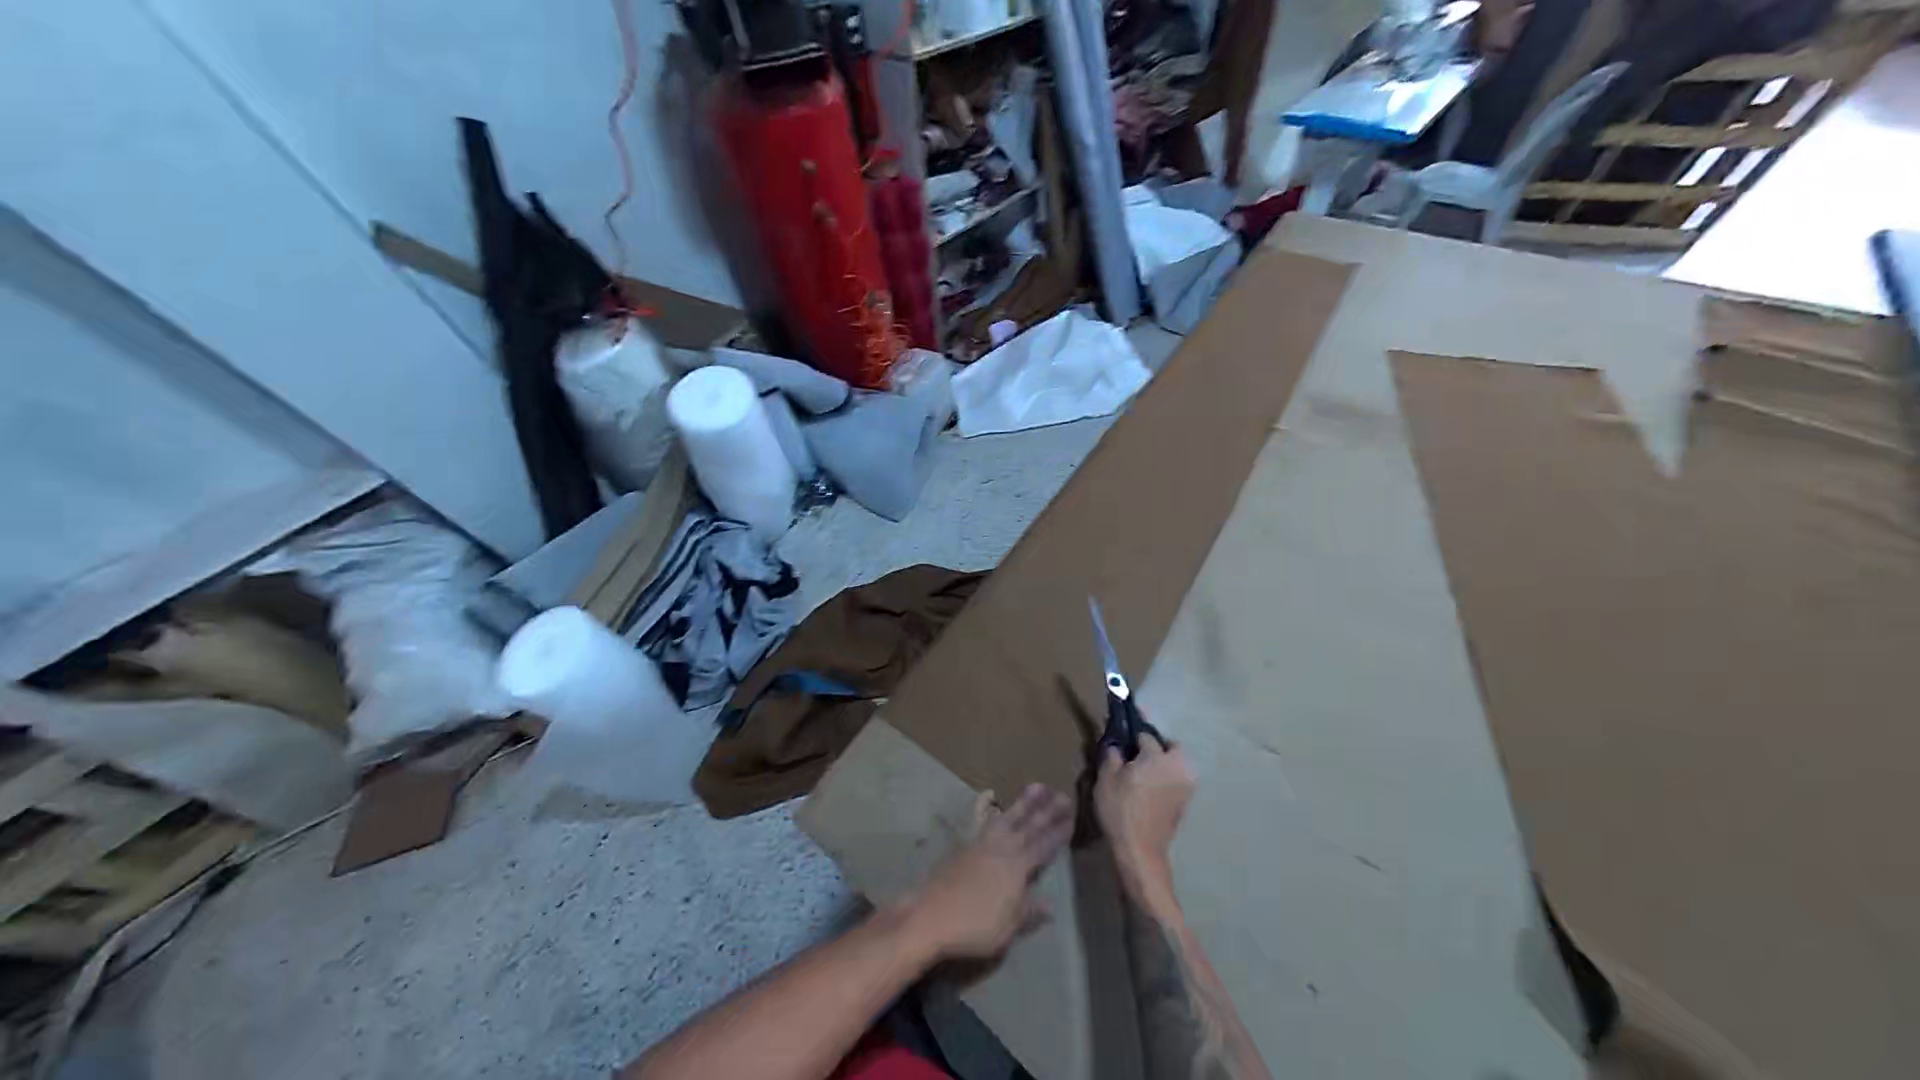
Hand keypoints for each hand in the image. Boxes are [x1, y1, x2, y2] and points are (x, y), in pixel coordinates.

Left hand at [903, 784, 1074, 961]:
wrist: (931, 915)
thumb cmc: (975, 926)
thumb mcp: (1008, 926)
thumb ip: (1029, 910)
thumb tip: (1051, 903)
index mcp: (1017, 867)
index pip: (1043, 847)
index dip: (1058, 834)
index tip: (1072, 818)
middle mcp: (1002, 849)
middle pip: (1029, 827)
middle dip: (1047, 811)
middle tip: (1063, 795)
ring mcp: (982, 844)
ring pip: (1009, 818)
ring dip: (1024, 803)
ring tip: (1037, 787)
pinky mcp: (966, 846)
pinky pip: (987, 822)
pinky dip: (996, 811)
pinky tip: (998, 805)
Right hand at [1093, 735, 1194, 908]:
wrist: (1140, 850)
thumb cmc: (1120, 810)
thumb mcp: (1106, 779)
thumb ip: (1112, 756)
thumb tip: (1117, 746)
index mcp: (1157, 756)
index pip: (1145, 735)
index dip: (1132, 735)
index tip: (1122, 737)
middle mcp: (1178, 766)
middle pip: (1171, 746)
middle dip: (1156, 746)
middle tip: (1136, 755)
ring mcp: (1186, 785)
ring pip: (1177, 763)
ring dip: (1164, 762)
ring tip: (1142, 772)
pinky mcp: (1187, 801)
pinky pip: (1178, 779)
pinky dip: (1167, 778)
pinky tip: (1150, 788)